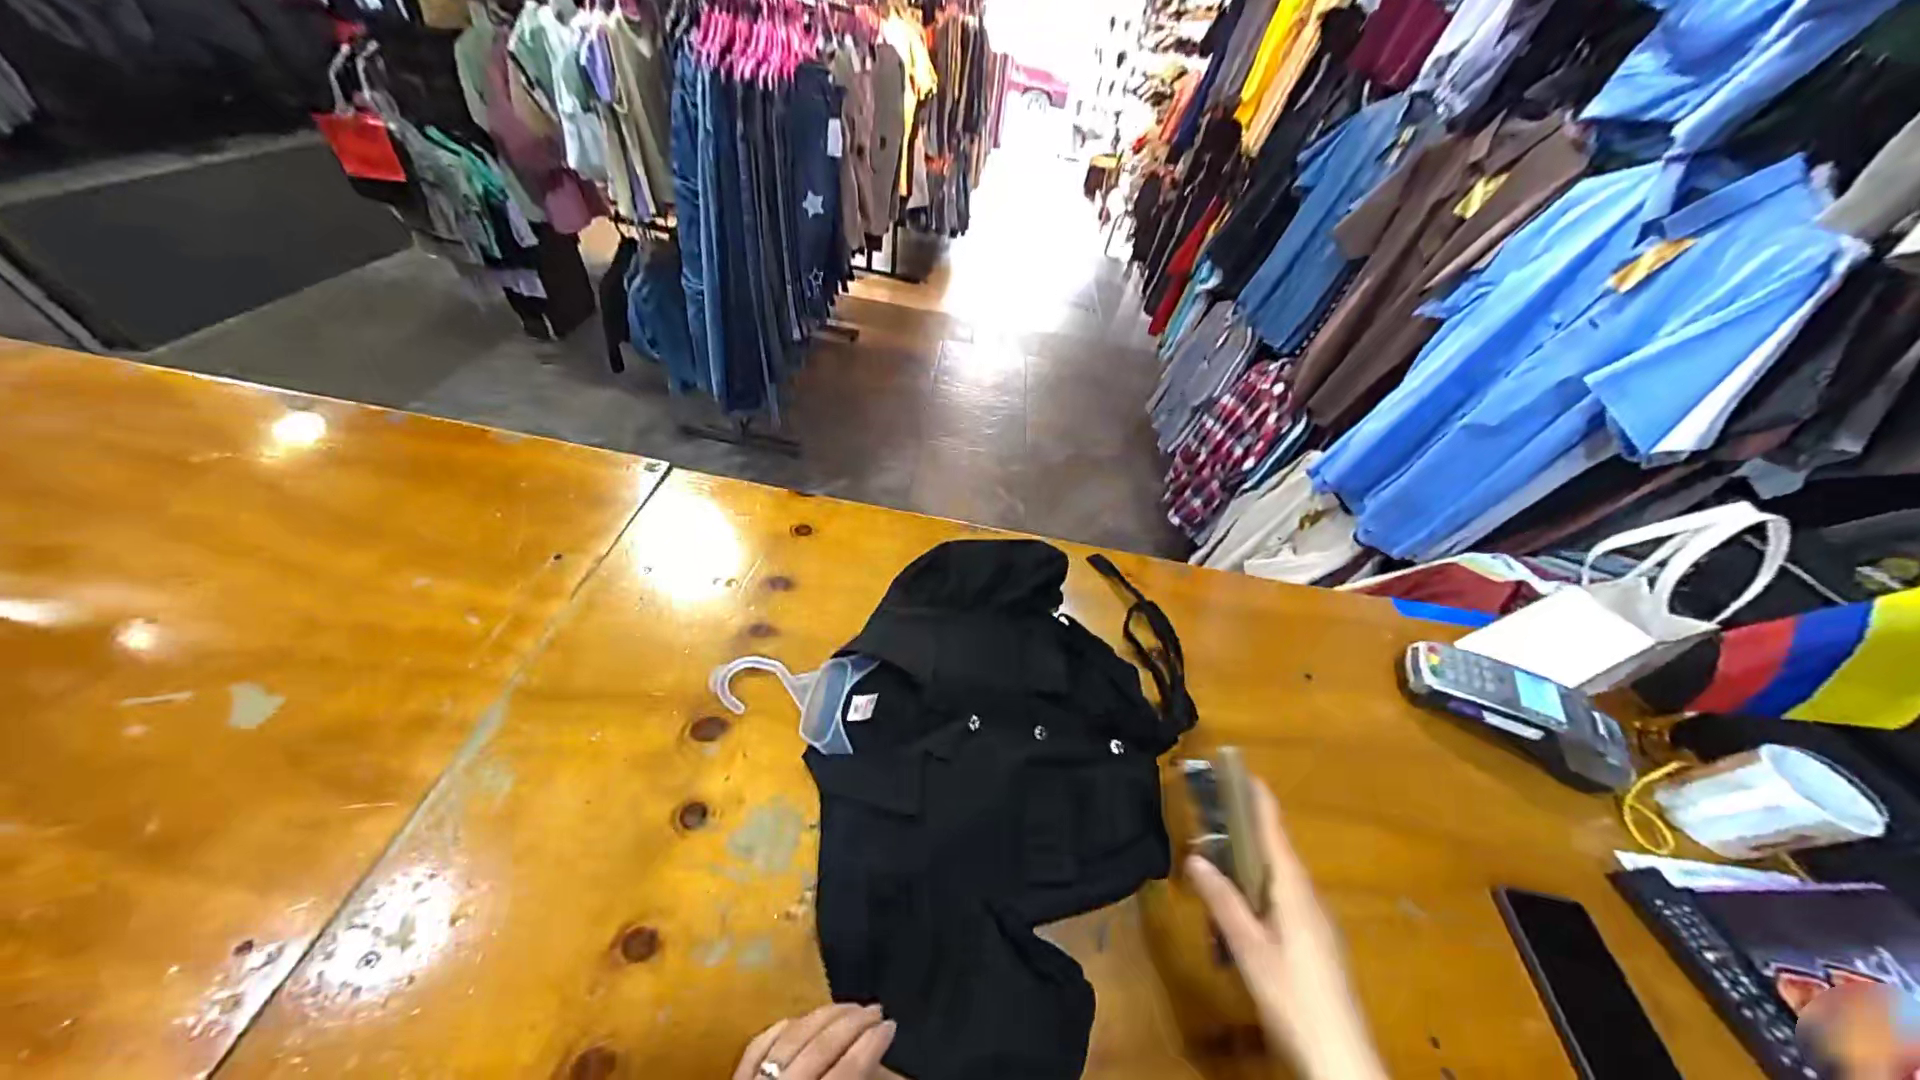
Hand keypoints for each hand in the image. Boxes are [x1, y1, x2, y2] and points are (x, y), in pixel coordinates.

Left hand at [732, 1004, 899, 1079]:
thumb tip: (868, 1072)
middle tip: (876, 1009)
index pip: (846, 1073)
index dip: (871, 1045)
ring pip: (792, 1036)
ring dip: (824, 1015)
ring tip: (848, 1007)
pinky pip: (758, 1046)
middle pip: (822, 1047)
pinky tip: (800, 1019)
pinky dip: (782, 1028)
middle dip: (853, 1022)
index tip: (891, 1026)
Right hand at [1184, 780, 1387, 1079]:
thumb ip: (1223, 902)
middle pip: (1277, 851)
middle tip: (1213, 814)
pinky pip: (1283, 899)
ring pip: (1279, 877)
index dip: (1259, 800)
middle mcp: (1309, 898)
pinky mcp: (1316, 942)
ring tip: (1218, 856)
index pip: (1275, 832)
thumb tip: (1195, 857)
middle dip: (1247, 829)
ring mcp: (1316, 921)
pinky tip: (1241, 907)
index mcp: (1295, 891)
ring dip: (1250, 861)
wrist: (1342, 1059)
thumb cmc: (1293, 997)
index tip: (1242, 770)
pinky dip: (1259, 888)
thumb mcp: (1249, 949)